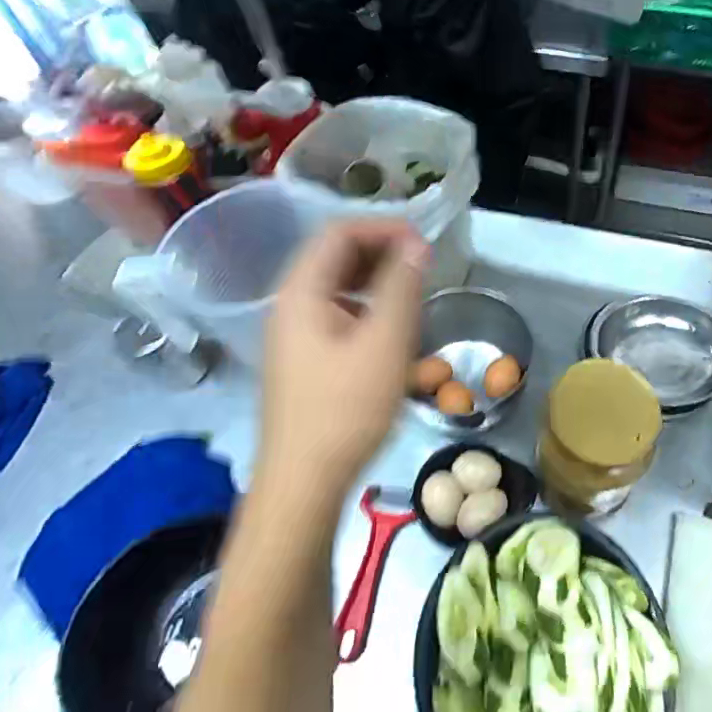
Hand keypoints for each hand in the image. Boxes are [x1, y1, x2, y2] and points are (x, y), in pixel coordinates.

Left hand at [259, 219, 427, 494]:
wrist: (302, 484)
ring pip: (335, 288)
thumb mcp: (385, 343)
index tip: (423, 243)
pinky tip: (389, 331)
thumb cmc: (346, 410)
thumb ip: (401, 286)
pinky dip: (364, 309)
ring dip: (373, 282)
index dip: (383, 228)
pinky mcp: (301, 360)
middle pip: (333, 257)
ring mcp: (291, 334)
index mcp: (301, 291)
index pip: (339, 233)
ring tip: (411, 293)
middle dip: (380, 252)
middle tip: (421, 265)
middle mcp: (288, 305)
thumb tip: (415, 244)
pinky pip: (333, 316)